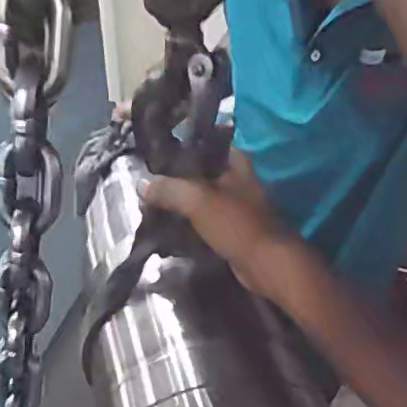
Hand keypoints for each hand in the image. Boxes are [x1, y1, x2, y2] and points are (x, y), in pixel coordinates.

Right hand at [140, 153, 329, 316]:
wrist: (266, 263)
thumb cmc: (236, 224)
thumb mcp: (198, 200)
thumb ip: (169, 189)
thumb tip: (140, 184)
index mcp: (234, 161)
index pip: (203, 143)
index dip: (179, 146)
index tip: (154, 153)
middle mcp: (236, 178)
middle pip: (199, 172)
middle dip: (174, 179)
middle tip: (148, 185)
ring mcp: (235, 204)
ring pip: (199, 197)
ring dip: (179, 203)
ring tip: (152, 207)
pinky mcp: (231, 228)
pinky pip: (203, 220)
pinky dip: (187, 223)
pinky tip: (168, 228)